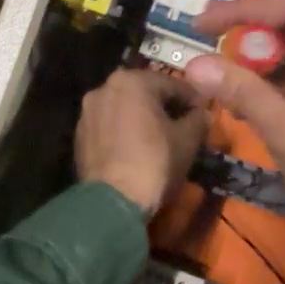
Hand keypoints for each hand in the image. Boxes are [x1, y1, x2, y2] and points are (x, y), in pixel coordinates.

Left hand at [76, 68, 209, 215]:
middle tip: (183, 125)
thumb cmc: (155, 163)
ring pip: (124, 110)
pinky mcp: (79, 136)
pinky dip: (124, 133)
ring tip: (160, 139)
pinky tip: (136, 150)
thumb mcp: (187, 140)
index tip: (204, 113)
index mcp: (132, 81)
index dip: (193, 99)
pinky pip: (109, 127)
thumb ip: (198, 119)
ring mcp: (87, 112)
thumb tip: (203, 113)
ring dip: (142, 119)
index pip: (173, 84)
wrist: (113, 202)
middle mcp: (104, 88)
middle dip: (165, 107)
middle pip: (144, 94)